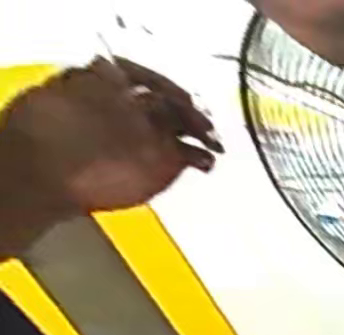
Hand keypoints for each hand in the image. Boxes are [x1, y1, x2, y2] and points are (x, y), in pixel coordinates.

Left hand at [0, 59, 220, 254]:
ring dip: (204, 133)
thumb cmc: (51, 138)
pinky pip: (196, 155)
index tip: (180, 95)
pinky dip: (205, 158)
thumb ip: (92, 82)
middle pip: (169, 102)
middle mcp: (129, 111)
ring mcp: (151, 138)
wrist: (53, 178)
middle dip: (190, 109)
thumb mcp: (64, 99)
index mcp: (102, 90)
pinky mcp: (167, 163)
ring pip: (188, 128)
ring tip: (213, 144)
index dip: (159, 81)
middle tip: (204, 125)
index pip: (137, 75)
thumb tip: (113, 66)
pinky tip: (204, 164)